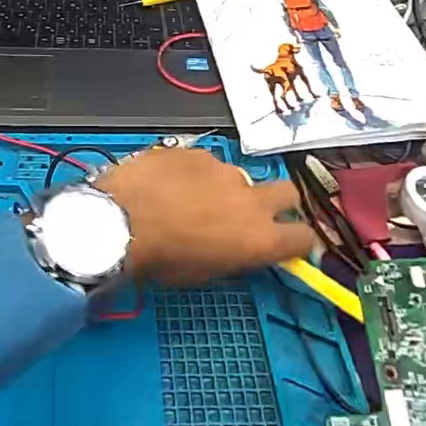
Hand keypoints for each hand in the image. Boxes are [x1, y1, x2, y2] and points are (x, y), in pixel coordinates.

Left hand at [97, 147, 313, 286]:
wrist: (121, 218)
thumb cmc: (160, 259)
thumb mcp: (202, 274)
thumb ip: (232, 256)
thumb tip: (236, 248)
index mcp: (259, 238)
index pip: (304, 237)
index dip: (299, 241)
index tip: (288, 243)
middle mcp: (251, 199)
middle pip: (288, 192)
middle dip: (278, 202)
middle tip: (251, 214)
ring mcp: (224, 169)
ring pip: (239, 177)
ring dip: (226, 188)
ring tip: (191, 199)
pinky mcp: (197, 151)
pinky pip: (205, 163)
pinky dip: (195, 174)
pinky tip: (170, 183)